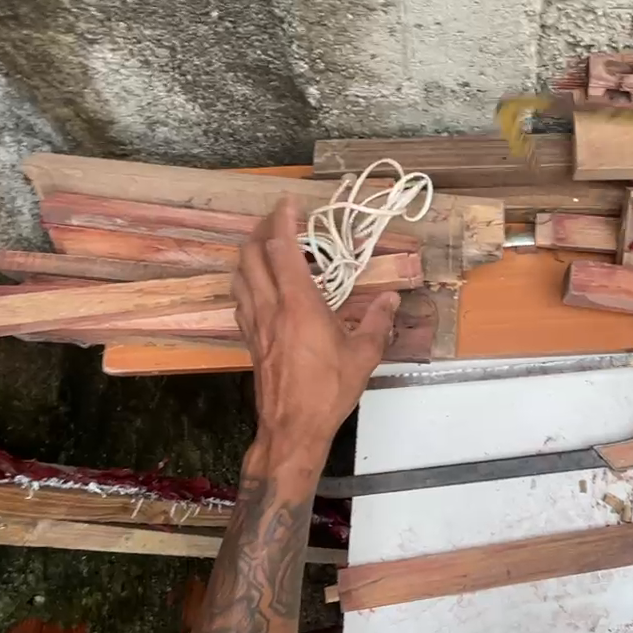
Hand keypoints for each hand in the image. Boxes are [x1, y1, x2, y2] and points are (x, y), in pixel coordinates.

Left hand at [232, 198, 399, 469]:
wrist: (292, 428)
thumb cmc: (328, 391)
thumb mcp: (363, 356)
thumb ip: (377, 323)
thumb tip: (392, 300)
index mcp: (299, 305)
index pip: (283, 250)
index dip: (283, 221)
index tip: (290, 204)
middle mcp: (271, 308)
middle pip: (251, 256)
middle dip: (262, 231)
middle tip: (280, 222)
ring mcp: (255, 325)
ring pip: (240, 276)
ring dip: (250, 255)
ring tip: (268, 248)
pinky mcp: (250, 341)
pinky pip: (241, 300)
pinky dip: (247, 282)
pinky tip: (261, 287)